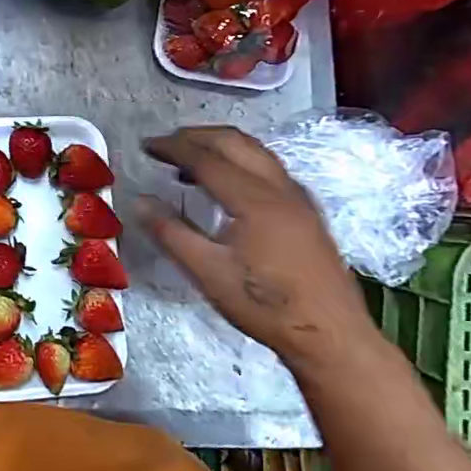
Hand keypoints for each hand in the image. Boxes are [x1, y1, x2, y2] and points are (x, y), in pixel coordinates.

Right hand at [139, 126, 376, 362]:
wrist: (330, 334)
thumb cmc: (265, 305)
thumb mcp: (208, 273)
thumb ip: (172, 233)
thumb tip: (140, 201)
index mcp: (254, 200)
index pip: (207, 159)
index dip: (174, 148)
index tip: (146, 145)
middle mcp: (280, 188)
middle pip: (235, 142)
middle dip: (197, 135)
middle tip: (165, 143)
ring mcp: (299, 197)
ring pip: (256, 152)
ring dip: (221, 146)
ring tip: (190, 159)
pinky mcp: (307, 211)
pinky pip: (269, 168)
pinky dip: (241, 161)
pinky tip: (228, 184)